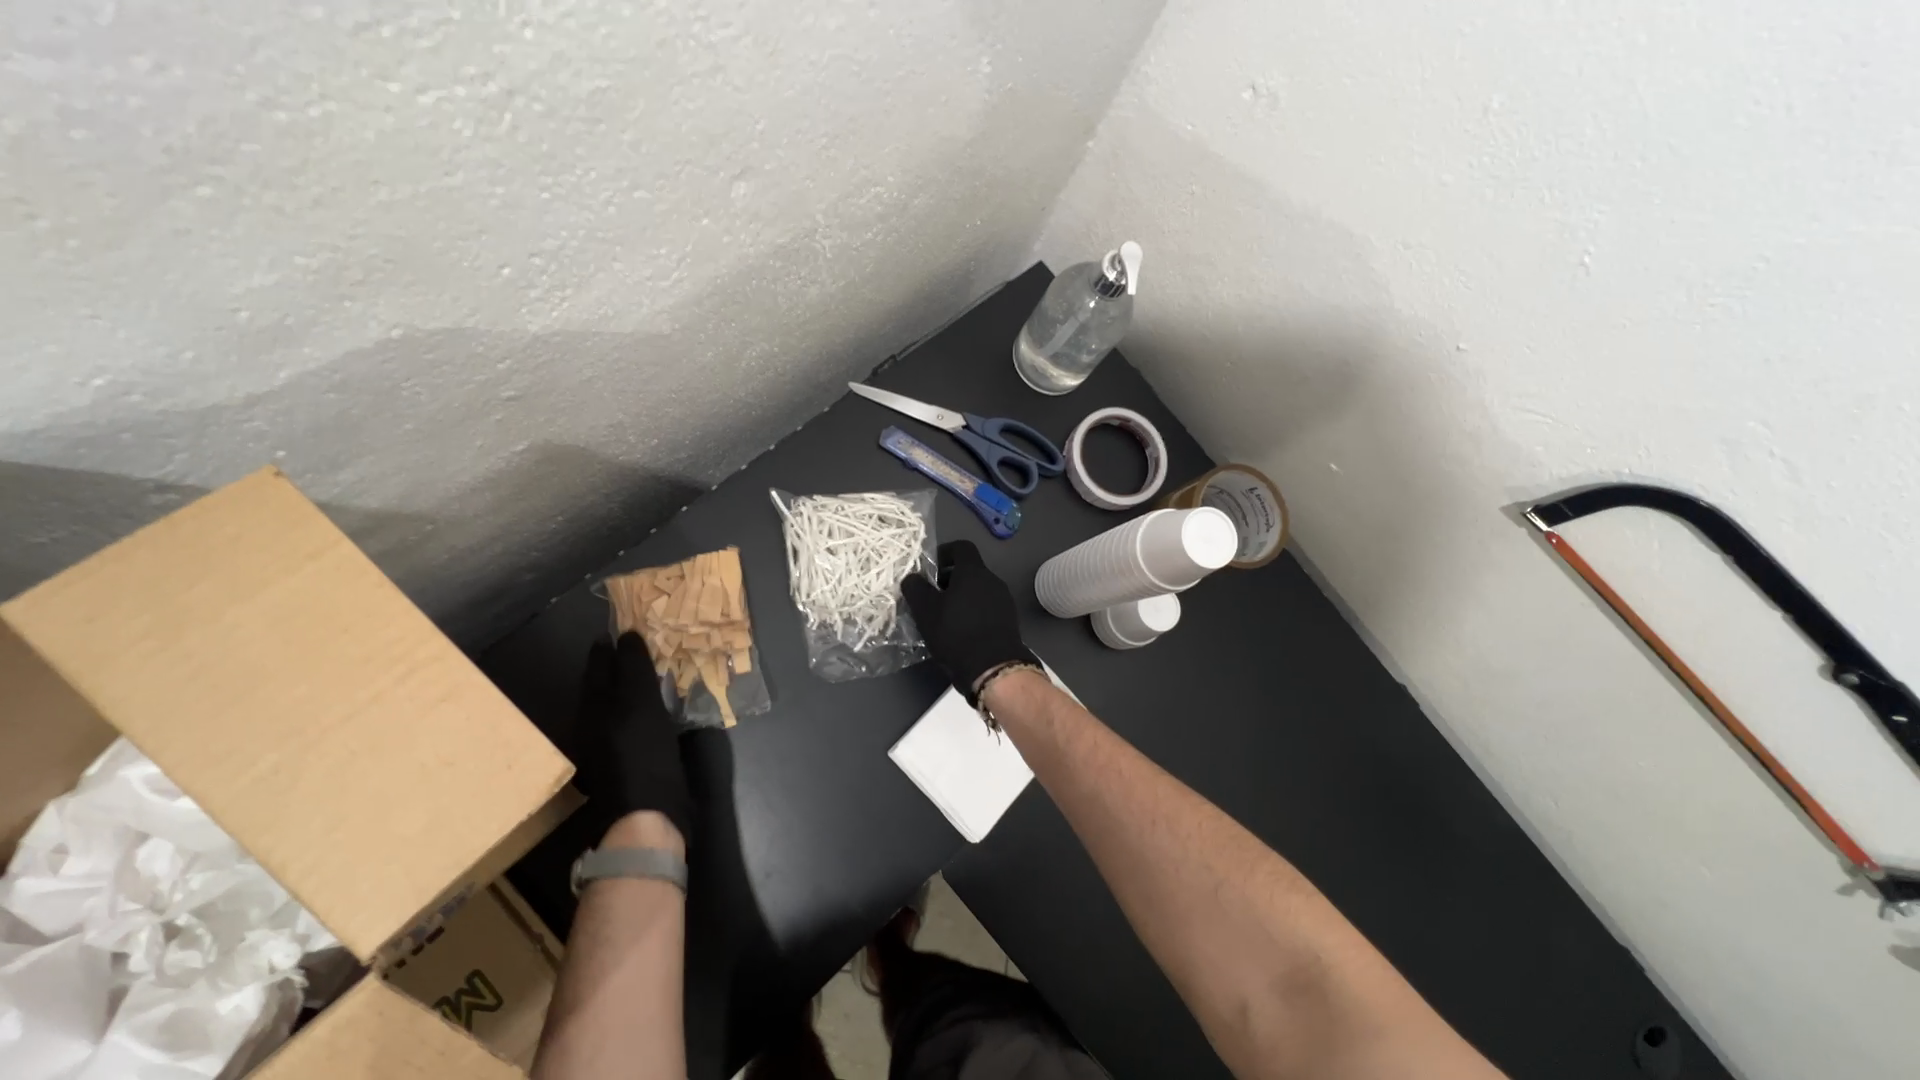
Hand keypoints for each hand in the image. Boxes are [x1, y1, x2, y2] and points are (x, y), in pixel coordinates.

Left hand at [574, 635, 694, 846]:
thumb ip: (632, 669)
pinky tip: (648, 714)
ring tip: (641, 678)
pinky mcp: (619, 765)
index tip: (622, 630)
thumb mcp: (641, 704)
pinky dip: (634, 712)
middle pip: (599, 687)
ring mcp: (602, 747)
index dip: (610, 646)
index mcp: (593, 706)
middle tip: (630, 650)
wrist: (645, 815)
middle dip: (612, 667)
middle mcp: (590, 724)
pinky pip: (624, 726)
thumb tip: (627, 636)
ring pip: (609, 707)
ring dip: (622, 690)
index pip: (598, 665)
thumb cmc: (644, 754)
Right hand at [900, 540, 1038, 704]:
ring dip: (961, 598)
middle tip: (931, 597)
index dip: (944, 553)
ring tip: (943, 617)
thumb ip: (916, 588)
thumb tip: (913, 577)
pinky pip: (987, 608)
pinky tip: (959, 632)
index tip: (930, 569)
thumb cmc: (955, 633)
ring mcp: (1004, 601)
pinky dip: (972, 613)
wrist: (992, 667)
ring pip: (978, 591)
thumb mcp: (925, 610)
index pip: (962, 547)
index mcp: (974, 572)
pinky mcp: (1009, 621)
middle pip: (970, 571)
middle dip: (949, 580)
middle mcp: (993, 581)